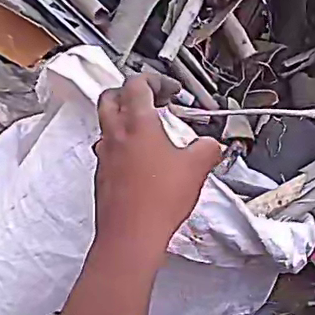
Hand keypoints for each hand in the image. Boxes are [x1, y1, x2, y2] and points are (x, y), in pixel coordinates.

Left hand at [91, 75, 224, 256]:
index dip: (155, 80)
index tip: (170, 88)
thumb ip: (208, 148)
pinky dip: (123, 144)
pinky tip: (143, 159)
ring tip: (150, 128)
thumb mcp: (197, 167)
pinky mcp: (103, 175)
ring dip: (125, 117)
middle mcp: (115, 135)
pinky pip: (109, 149)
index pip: (137, 85)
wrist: (131, 234)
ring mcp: (105, 155)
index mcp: (138, 124)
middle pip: (111, 97)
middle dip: (131, 92)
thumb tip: (212, 144)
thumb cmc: (157, 200)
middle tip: (153, 99)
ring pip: (107, 123)